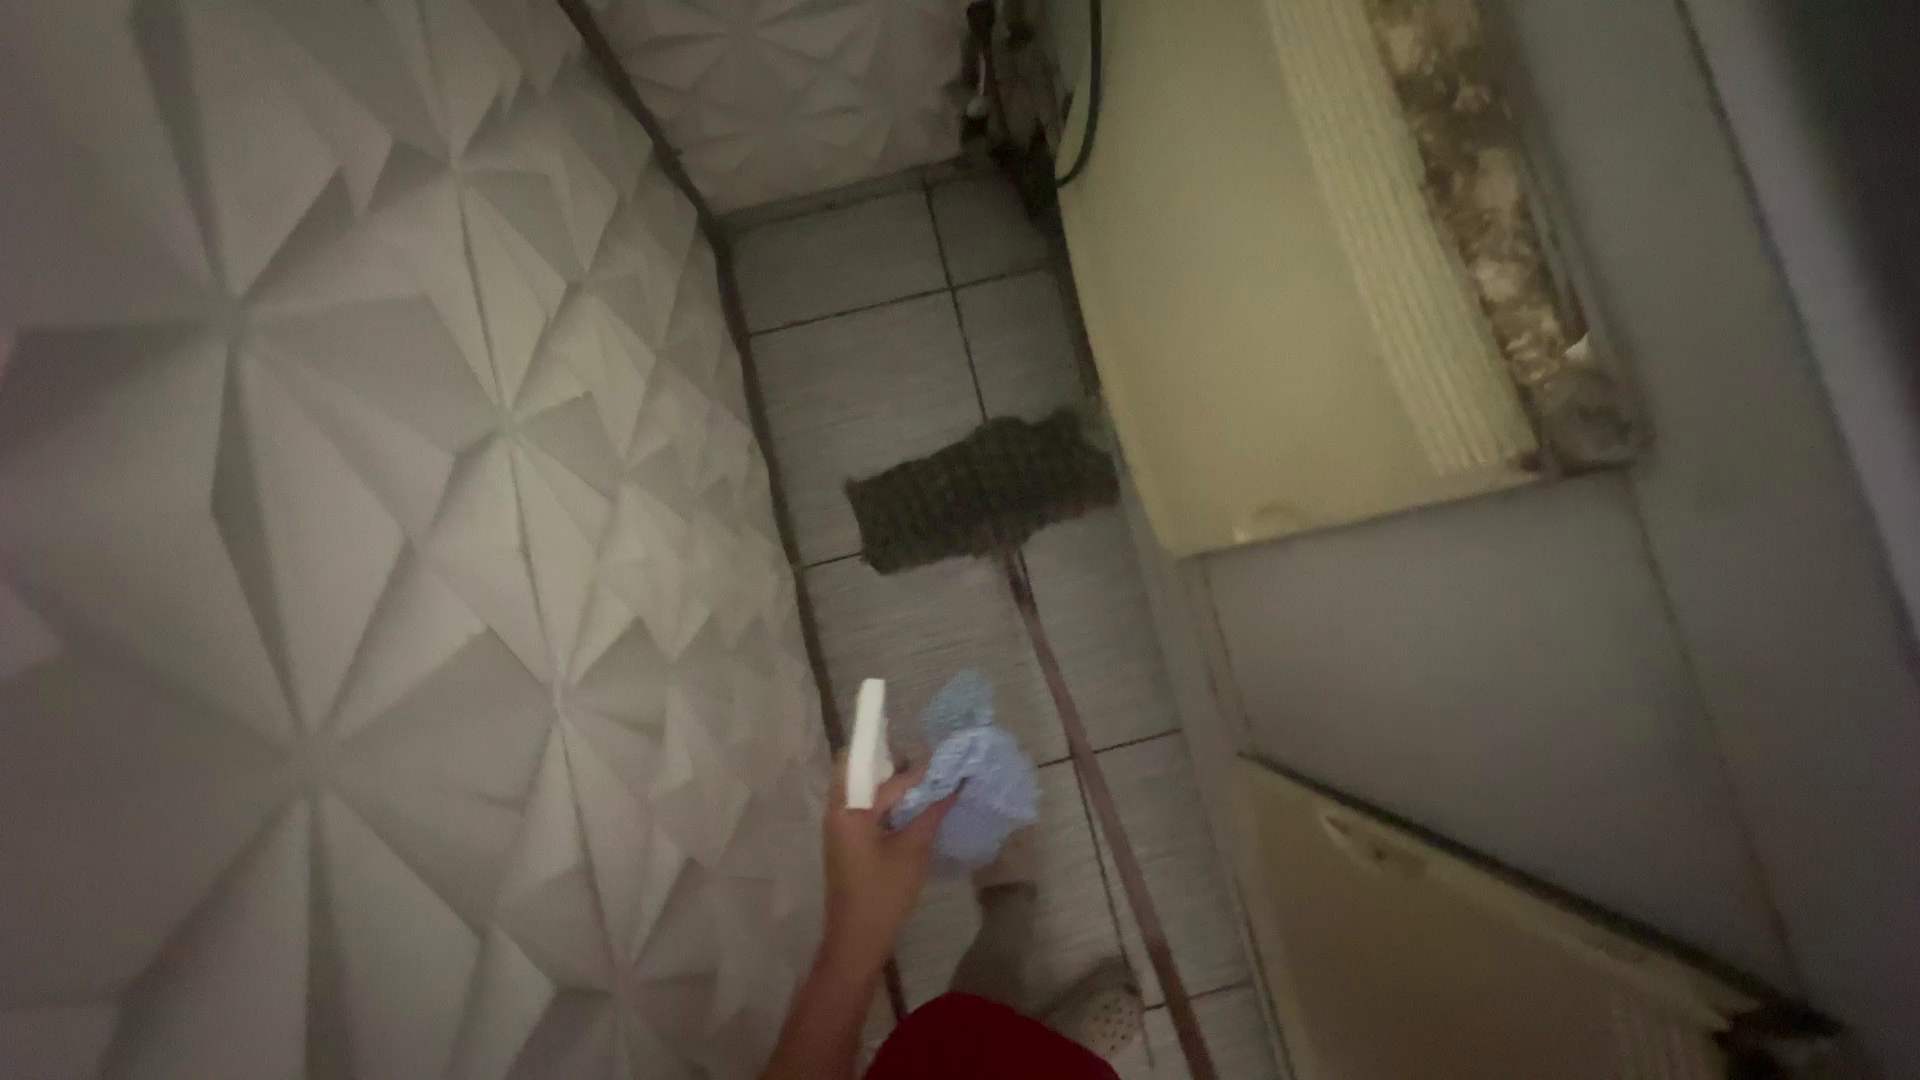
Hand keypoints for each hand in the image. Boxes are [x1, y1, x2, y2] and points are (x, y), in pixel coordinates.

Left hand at [817, 754, 958, 979]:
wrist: (856, 942)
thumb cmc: (882, 894)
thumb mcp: (913, 851)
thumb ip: (932, 812)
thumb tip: (955, 785)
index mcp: (847, 809)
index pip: (882, 775)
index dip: (914, 767)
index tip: (943, 758)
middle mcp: (837, 811)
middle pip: (862, 771)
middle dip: (895, 764)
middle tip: (931, 763)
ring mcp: (839, 827)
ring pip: (864, 790)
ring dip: (891, 784)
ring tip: (927, 782)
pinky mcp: (847, 841)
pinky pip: (866, 808)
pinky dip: (887, 803)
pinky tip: (913, 808)